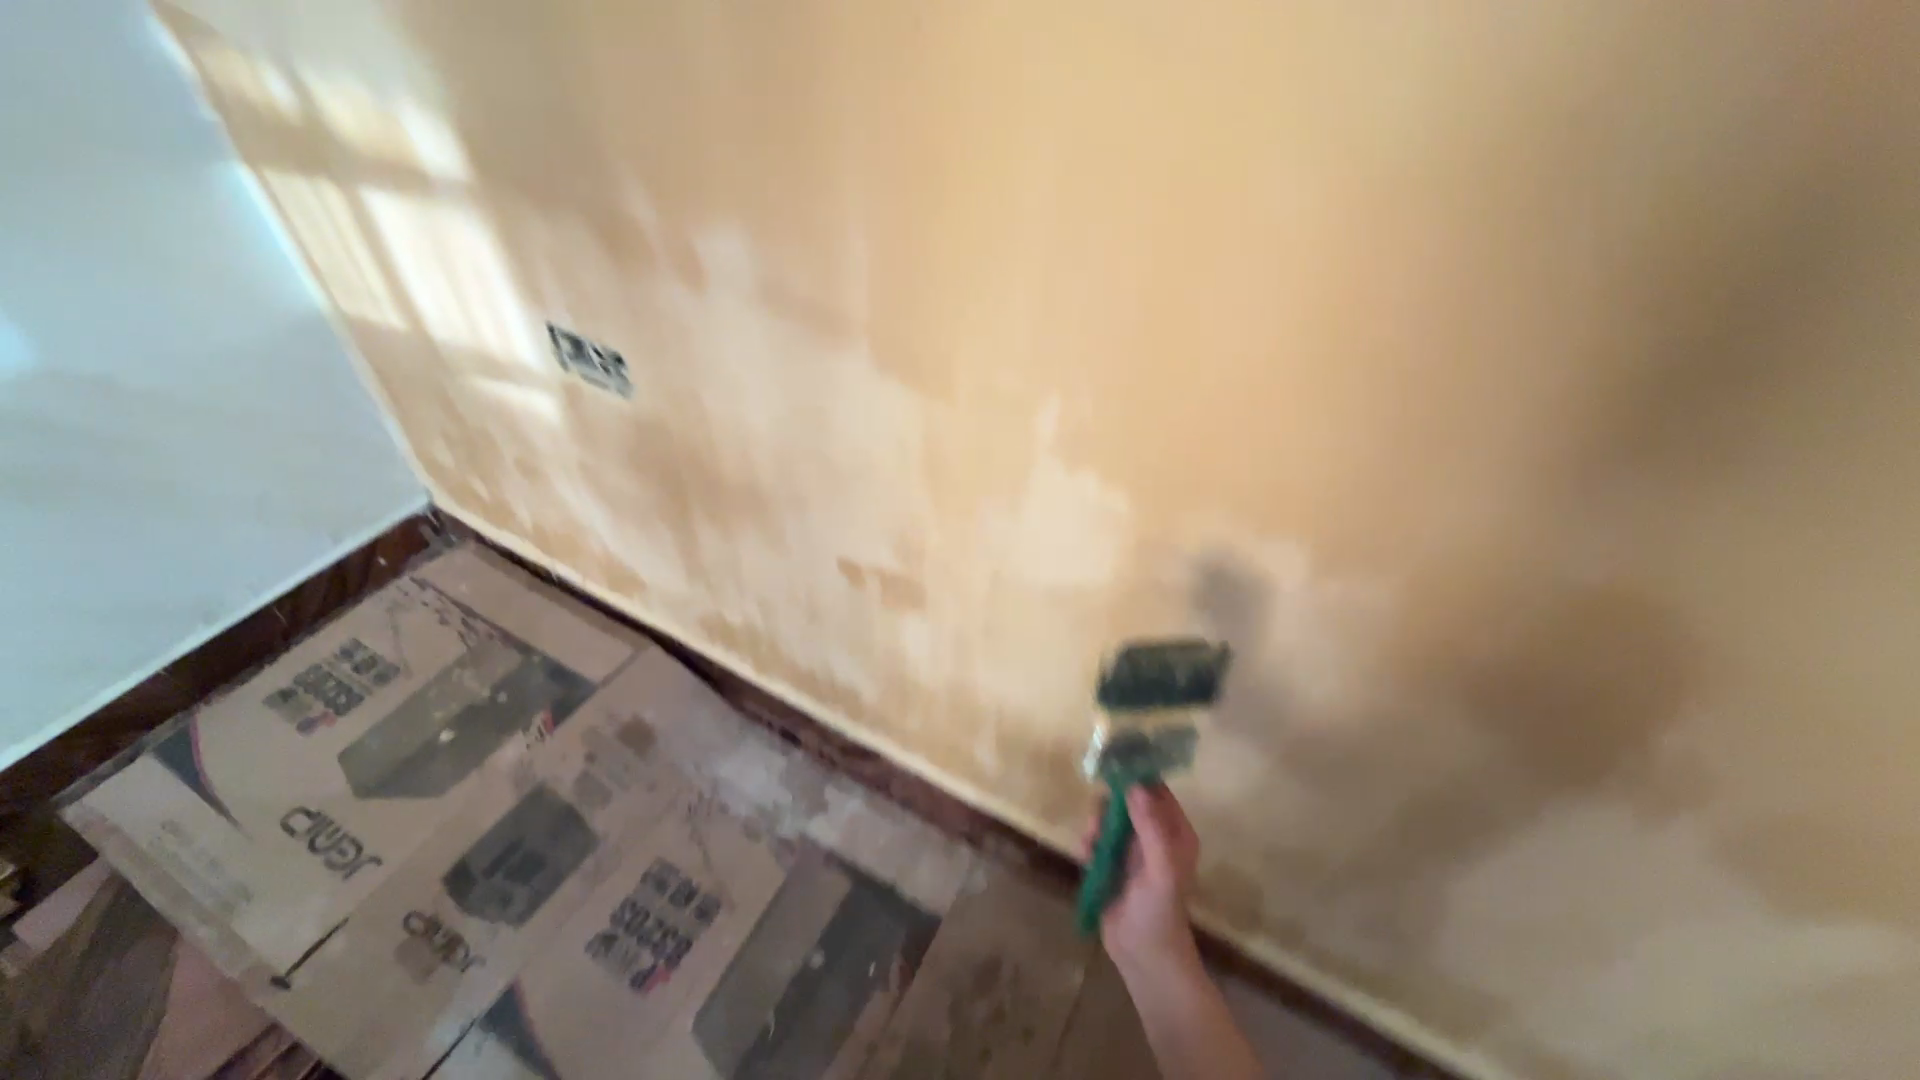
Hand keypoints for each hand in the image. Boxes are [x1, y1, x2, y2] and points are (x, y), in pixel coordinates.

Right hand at [1081, 783, 1201, 974]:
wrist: (1143, 956)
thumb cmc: (1159, 912)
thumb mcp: (1161, 868)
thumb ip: (1150, 827)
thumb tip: (1135, 785)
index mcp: (1175, 832)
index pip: (1156, 790)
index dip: (1136, 775)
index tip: (1113, 765)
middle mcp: (1154, 836)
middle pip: (1127, 800)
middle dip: (1109, 806)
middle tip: (1099, 821)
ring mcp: (1131, 851)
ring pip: (1108, 819)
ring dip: (1096, 826)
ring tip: (1091, 844)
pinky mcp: (1111, 865)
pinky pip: (1095, 840)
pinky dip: (1088, 844)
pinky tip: (1086, 858)